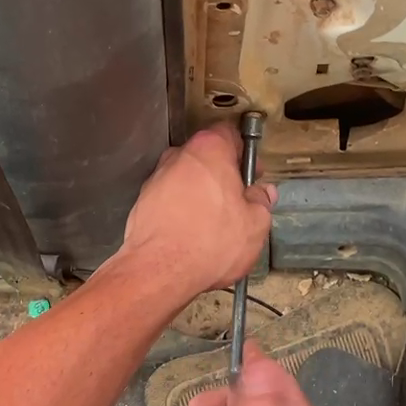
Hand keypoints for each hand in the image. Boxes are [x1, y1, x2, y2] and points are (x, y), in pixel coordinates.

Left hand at [115, 125, 275, 295]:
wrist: (160, 271)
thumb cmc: (208, 242)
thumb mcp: (255, 223)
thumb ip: (261, 202)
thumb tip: (263, 195)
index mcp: (210, 150)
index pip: (230, 133)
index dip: (244, 151)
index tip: (251, 170)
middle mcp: (179, 157)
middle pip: (207, 157)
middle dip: (222, 176)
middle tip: (238, 201)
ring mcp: (157, 179)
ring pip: (187, 180)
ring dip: (201, 195)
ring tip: (215, 225)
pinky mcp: (143, 203)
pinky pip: (170, 200)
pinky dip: (182, 212)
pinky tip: (194, 235)